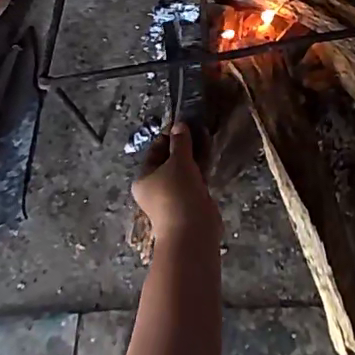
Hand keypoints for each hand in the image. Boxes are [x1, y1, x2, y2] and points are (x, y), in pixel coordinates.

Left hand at [134, 122, 218, 242]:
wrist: (193, 230)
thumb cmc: (177, 193)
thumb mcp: (178, 162)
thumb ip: (180, 142)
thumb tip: (179, 124)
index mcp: (144, 178)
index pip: (154, 152)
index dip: (168, 137)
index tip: (183, 124)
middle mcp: (155, 188)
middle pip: (169, 161)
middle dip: (183, 146)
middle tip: (197, 129)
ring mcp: (173, 196)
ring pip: (183, 171)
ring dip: (193, 156)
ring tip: (205, 136)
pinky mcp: (189, 203)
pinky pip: (194, 180)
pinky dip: (200, 168)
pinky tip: (210, 154)